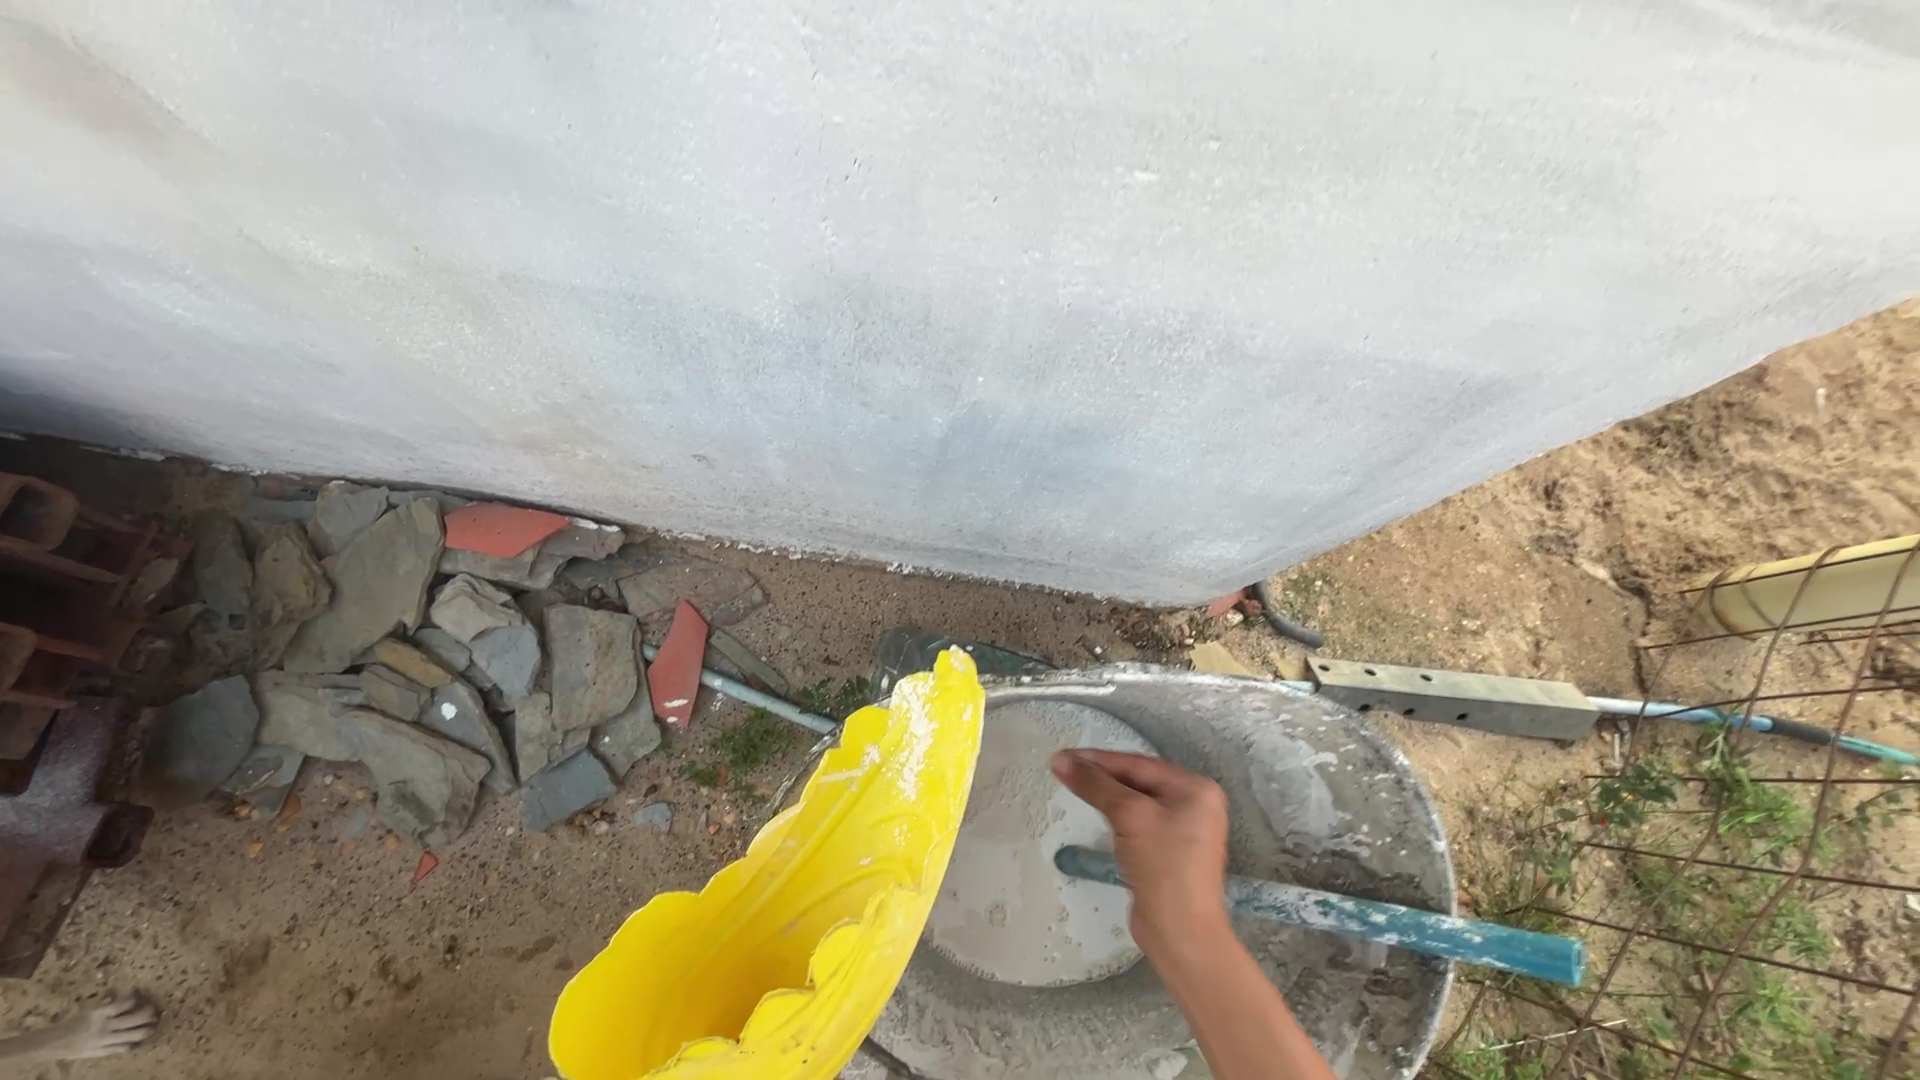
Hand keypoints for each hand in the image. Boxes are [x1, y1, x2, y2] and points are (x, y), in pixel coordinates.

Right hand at [1049, 749, 1230, 957]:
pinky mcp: (1169, 852)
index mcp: (1195, 788)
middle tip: (1064, 769)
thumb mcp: (1129, 815)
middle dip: (1101, 775)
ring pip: (1136, 801)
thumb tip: (1060, 760)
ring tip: (1074, 785)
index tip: (1063, 757)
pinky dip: (1116, 814)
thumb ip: (1095, 784)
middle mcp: (1195, 804)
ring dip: (1107, 794)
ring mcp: (1183, 829)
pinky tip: (1097, 811)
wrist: (1180, 933)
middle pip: (1138, 780)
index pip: (1139, 764)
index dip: (1098, 759)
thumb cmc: (1162, 865)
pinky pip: (1138, 822)